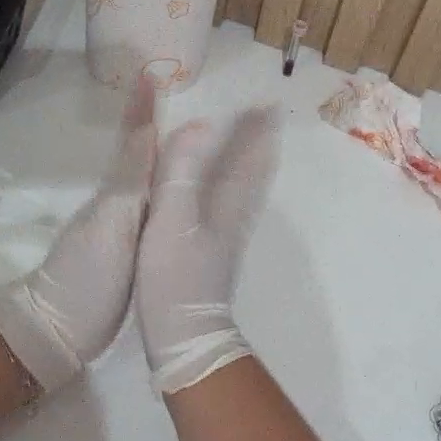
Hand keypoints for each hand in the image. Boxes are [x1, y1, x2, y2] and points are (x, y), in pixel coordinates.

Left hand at [0, 77, 155, 388]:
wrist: (59, 331)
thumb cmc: (86, 278)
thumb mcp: (113, 225)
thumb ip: (135, 180)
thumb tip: (160, 131)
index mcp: (118, 193)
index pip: (136, 140)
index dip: (144, 108)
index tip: (151, 71)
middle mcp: (121, 203)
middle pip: (143, 154)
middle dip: (156, 122)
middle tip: (174, 95)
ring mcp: (124, 229)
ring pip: (149, 180)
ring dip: (165, 154)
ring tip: (188, 137)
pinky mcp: (132, 254)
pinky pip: (156, 209)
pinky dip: (168, 191)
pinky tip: (178, 195)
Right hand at [137, 107, 279, 394]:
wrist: (184, 335)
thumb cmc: (176, 277)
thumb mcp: (171, 220)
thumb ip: (182, 173)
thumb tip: (199, 124)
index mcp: (225, 205)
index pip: (247, 159)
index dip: (257, 132)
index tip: (268, 105)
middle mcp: (233, 217)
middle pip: (253, 172)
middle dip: (259, 143)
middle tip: (268, 117)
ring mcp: (225, 237)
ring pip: (246, 190)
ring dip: (252, 164)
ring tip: (256, 146)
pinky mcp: (214, 253)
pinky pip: (232, 207)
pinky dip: (236, 189)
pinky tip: (227, 197)